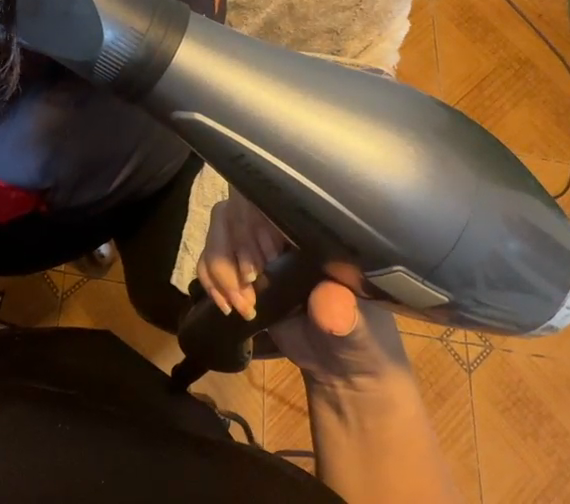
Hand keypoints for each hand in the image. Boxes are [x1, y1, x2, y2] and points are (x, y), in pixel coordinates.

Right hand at [197, 194, 410, 388]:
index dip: (253, 222)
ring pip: (218, 234)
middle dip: (231, 250)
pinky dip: (211, 281)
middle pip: (234, 213)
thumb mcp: (357, 327)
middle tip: (249, 286)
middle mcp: (280, 233)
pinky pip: (210, 261)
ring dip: (219, 268)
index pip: (268, 199)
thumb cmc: (360, 339)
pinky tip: (226, 306)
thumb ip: (343, 311)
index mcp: (310, 232)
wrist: (343, 369)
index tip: (262, 261)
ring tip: (240, 305)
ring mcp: (258, 252)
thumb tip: (325, 295)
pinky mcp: (242, 275)